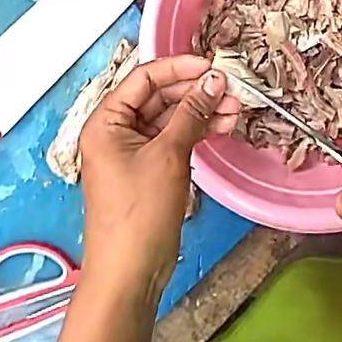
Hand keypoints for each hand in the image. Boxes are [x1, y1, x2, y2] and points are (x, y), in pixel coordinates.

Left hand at [78, 56, 240, 302]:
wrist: (130, 275)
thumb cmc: (139, 213)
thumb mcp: (168, 155)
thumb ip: (192, 112)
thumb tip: (213, 80)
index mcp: (107, 120)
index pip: (144, 78)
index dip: (179, 68)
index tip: (211, 66)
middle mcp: (117, 130)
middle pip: (160, 96)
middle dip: (196, 91)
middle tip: (230, 89)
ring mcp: (134, 149)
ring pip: (171, 116)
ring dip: (202, 110)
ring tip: (234, 109)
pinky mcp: (150, 167)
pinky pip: (175, 136)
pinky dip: (198, 130)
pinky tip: (222, 125)